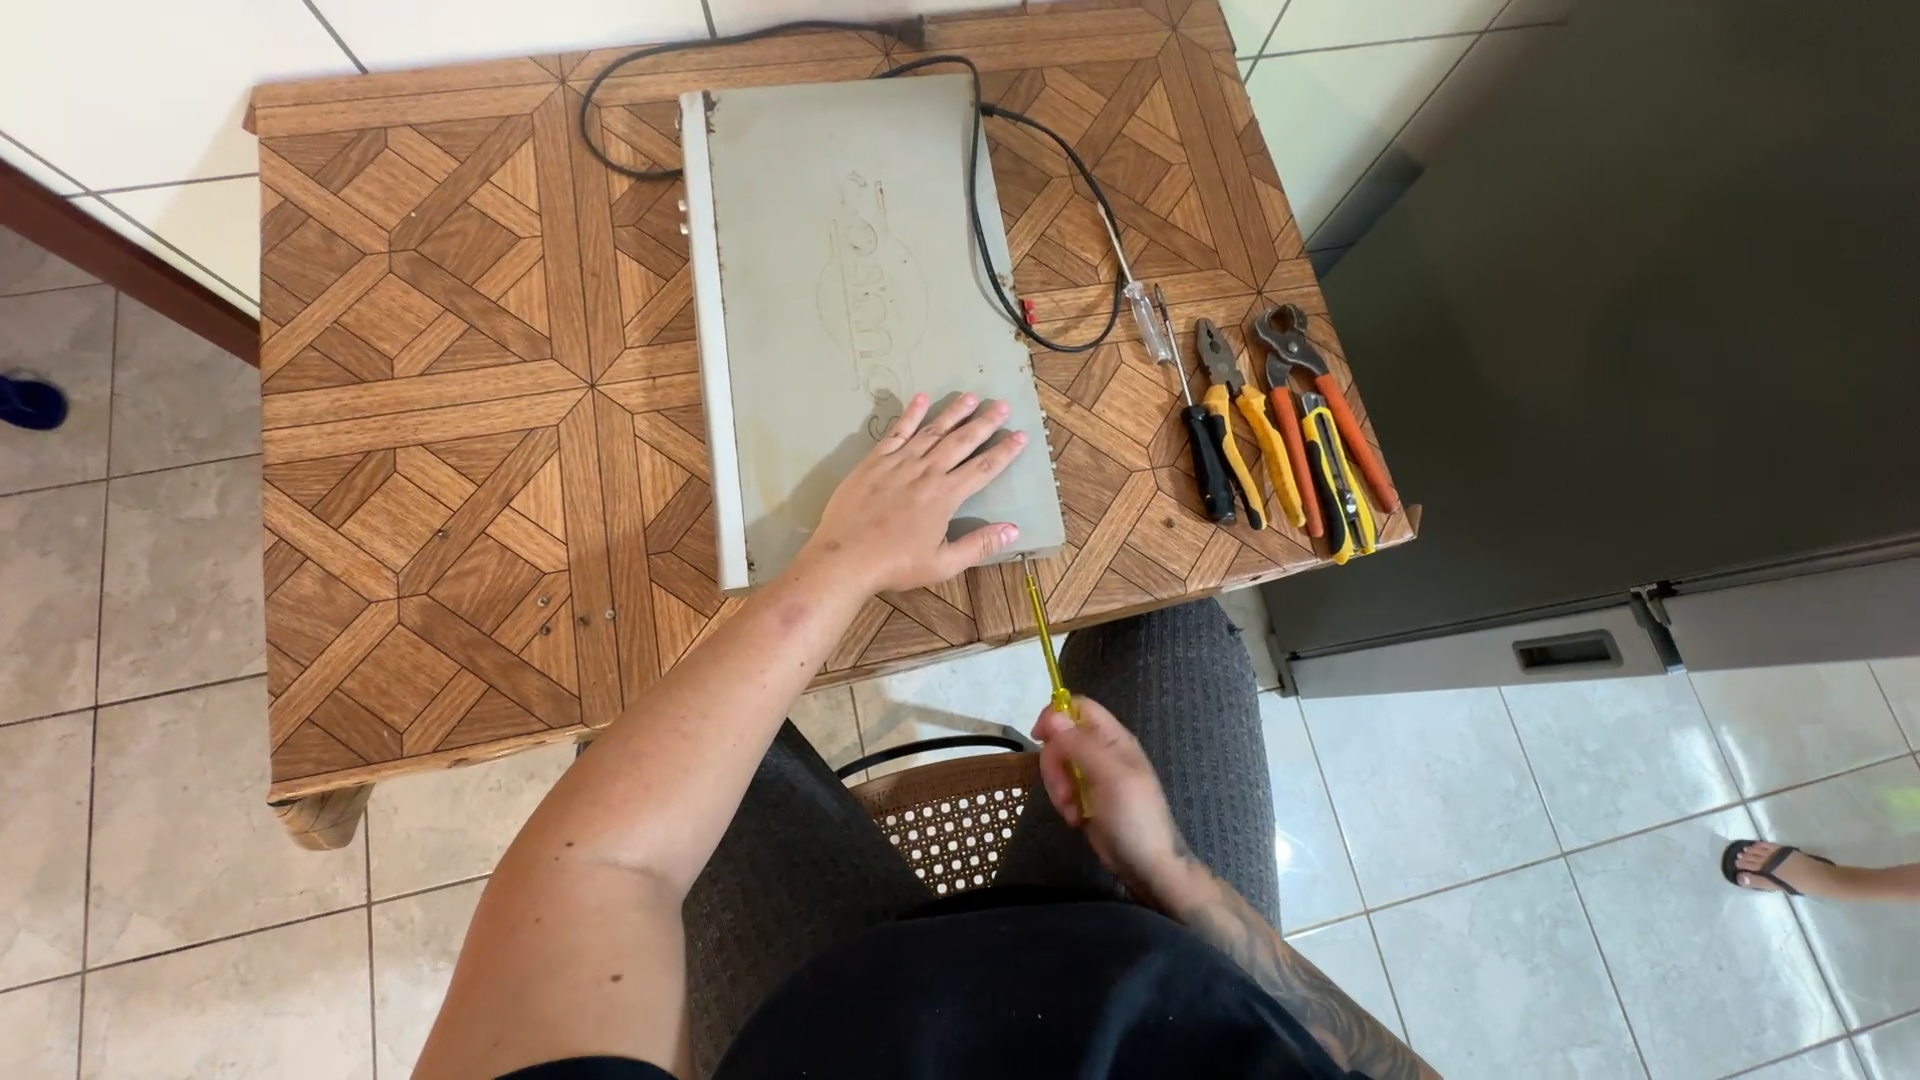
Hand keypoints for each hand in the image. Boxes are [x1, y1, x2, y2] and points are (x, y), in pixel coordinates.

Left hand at [797, 392, 1028, 594]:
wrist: (845, 557)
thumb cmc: (895, 565)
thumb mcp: (942, 564)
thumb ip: (979, 546)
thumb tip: (1013, 530)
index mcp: (946, 496)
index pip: (983, 468)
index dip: (1005, 451)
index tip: (1021, 435)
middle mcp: (926, 472)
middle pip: (962, 441)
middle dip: (985, 422)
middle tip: (1003, 404)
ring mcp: (899, 463)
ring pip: (933, 431)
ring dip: (954, 412)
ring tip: (972, 396)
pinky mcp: (874, 461)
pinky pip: (897, 432)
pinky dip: (911, 414)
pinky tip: (921, 398)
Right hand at [1031, 697, 1198, 906]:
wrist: (1147, 866)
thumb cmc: (1134, 817)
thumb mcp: (1109, 776)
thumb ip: (1080, 744)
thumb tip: (1054, 715)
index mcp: (1113, 739)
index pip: (1078, 707)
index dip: (1056, 715)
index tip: (1039, 737)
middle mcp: (1101, 751)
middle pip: (1061, 738)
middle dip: (1055, 764)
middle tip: (1065, 791)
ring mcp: (1092, 775)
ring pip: (1057, 763)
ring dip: (1058, 787)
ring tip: (1073, 810)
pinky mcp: (1084, 796)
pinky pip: (1061, 786)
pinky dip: (1062, 801)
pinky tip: (1076, 818)